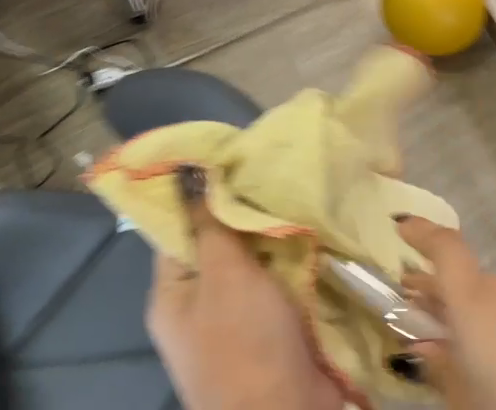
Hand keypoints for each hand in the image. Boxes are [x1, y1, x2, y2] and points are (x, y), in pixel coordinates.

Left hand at [145, 166, 342, 409]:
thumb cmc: (243, 342)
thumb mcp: (223, 274)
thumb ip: (211, 221)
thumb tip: (188, 171)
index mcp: (173, 294)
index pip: (179, 227)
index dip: (203, 191)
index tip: (236, 153)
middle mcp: (201, 305)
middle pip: (223, 243)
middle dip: (251, 210)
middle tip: (281, 166)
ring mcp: (241, 319)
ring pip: (258, 261)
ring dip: (281, 234)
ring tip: (307, 189)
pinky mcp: (276, 328)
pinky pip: (284, 282)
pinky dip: (300, 260)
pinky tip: (321, 230)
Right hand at [396, 216, 495, 409]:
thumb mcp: (468, 398)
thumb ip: (442, 369)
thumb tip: (420, 346)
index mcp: (475, 300)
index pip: (445, 249)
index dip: (421, 233)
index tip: (400, 226)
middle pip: (466, 280)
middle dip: (439, 296)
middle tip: (413, 315)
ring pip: (493, 301)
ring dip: (473, 318)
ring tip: (457, 352)